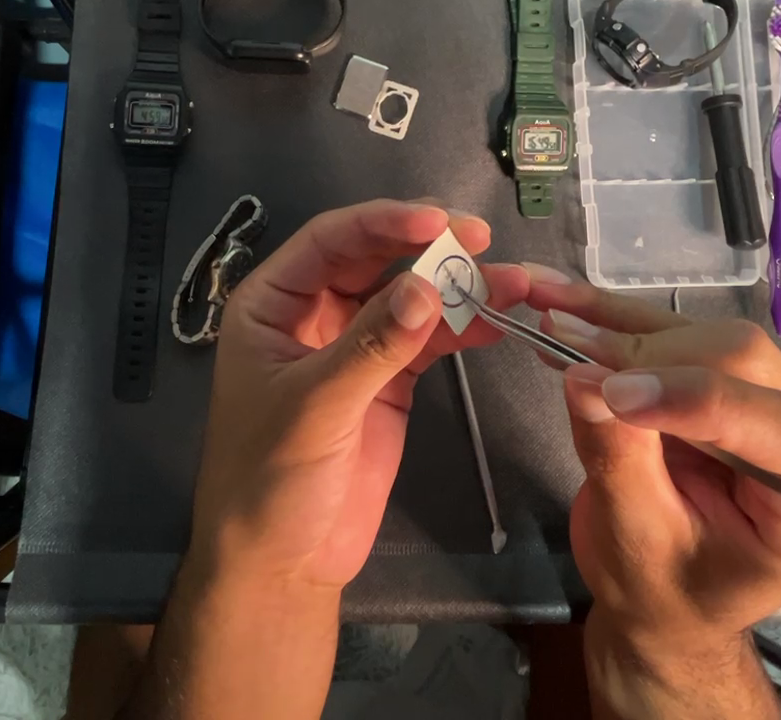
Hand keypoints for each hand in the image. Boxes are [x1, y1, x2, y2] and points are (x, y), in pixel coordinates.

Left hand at [187, 199, 530, 590]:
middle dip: (426, 246)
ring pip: (407, 297)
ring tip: (511, 280)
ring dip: (456, 286)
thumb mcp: (314, 406)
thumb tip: (427, 287)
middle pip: (374, 260)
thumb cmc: (270, 477)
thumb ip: (371, 346)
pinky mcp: (387, 379)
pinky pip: (426, 340)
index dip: (382, 222)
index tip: (438, 219)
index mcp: (274, 303)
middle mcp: (313, 312)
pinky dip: (461, 328)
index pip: (329, 241)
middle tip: (481, 237)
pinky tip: (498, 318)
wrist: (282, 562)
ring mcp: (353, 345)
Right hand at [525, 272, 780, 715]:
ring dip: (622, 323)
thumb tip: (582, 377)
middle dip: (649, 355)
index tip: (613, 392)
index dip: (698, 398)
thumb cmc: (657, 587)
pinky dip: (614, 319)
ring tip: (551, 311)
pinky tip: (566, 305)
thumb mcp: (634, 535)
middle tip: (566, 347)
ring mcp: (769, 404)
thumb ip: (616, 455)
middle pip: (745, 364)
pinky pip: (673, 334)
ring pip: (704, 335)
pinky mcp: (723, 380)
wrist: (658, 596)